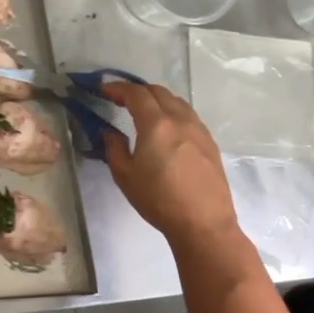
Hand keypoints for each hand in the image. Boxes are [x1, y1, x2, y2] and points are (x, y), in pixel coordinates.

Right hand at [101, 82, 239, 250]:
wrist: (204, 224)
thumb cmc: (159, 200)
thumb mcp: (125, 176)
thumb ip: (114, 148)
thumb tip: (110, 132)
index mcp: (156, 124)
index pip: (136, 94)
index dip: (117, 88)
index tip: (103, 89)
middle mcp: (180, 120)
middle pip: (159, 92)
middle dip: (137, 91)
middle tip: (121, 99)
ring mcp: (199, 131)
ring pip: (177, 102)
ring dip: (158, 99)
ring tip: (144, 111)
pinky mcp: (210, 144)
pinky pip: (189, 116)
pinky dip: (173, 112)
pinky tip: (167, 128)